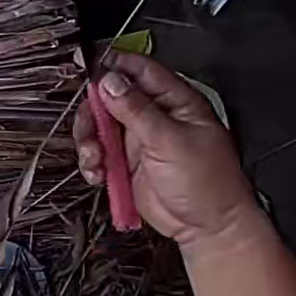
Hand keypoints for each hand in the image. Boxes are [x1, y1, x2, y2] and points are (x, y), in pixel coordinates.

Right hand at [73, 52, 265, 255]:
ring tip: (94, 159)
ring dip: (89, 141)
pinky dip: (92, 162)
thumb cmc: (207, 184)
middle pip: (110, 98)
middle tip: (90, 128)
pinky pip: (98, 153)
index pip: (139, 71)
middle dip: (93, 112)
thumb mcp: (169, 140)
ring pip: (99, 126)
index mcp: (174, 102)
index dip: (113, 67)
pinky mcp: (125, 163)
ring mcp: (138, 140)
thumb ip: (136, 110)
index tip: (88, 69)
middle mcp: (154, 116)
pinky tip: (98, 174)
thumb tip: (110, 81)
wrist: (206, 228)